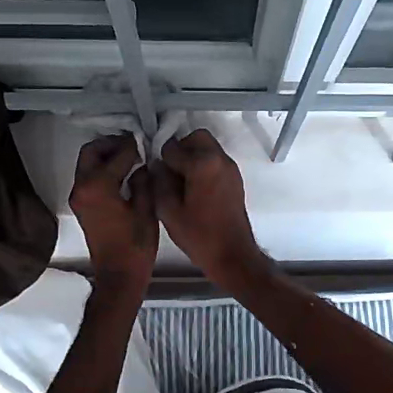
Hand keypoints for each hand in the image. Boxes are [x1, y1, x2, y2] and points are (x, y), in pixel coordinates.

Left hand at [69, 134, 156, 289]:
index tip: (146, 143)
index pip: (117, 155)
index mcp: (98, 186)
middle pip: (91, 152)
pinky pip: (88, 176)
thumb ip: (143, 181)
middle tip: (134, 144)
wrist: (118, 274)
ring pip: (87, 163)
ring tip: (131, 157)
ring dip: (106, 155)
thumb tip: (142, 165)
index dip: (133, 147)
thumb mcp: (147, 210)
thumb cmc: (136, 245)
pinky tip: (123, 173)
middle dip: (112, 144)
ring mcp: (79, 197)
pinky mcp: (81, 205)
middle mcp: (82, 187)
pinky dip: (102, 168)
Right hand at [151, 129, 266, 284]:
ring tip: (181, 182)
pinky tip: (194, 189)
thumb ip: (159, 182)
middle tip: (170, 172)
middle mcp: (220, 159)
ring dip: (193, 157)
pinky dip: (203, 166)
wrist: (232, 254)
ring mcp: (230, 168)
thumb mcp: (168, 211)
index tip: (157, 175)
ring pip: (208, 147)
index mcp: (203, 164)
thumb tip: (157, 166)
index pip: (173, 147)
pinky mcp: (235, 178)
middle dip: (180, 149)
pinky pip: (215, 160)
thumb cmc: (199, 235)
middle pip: (196, 138)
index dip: (161, 161)